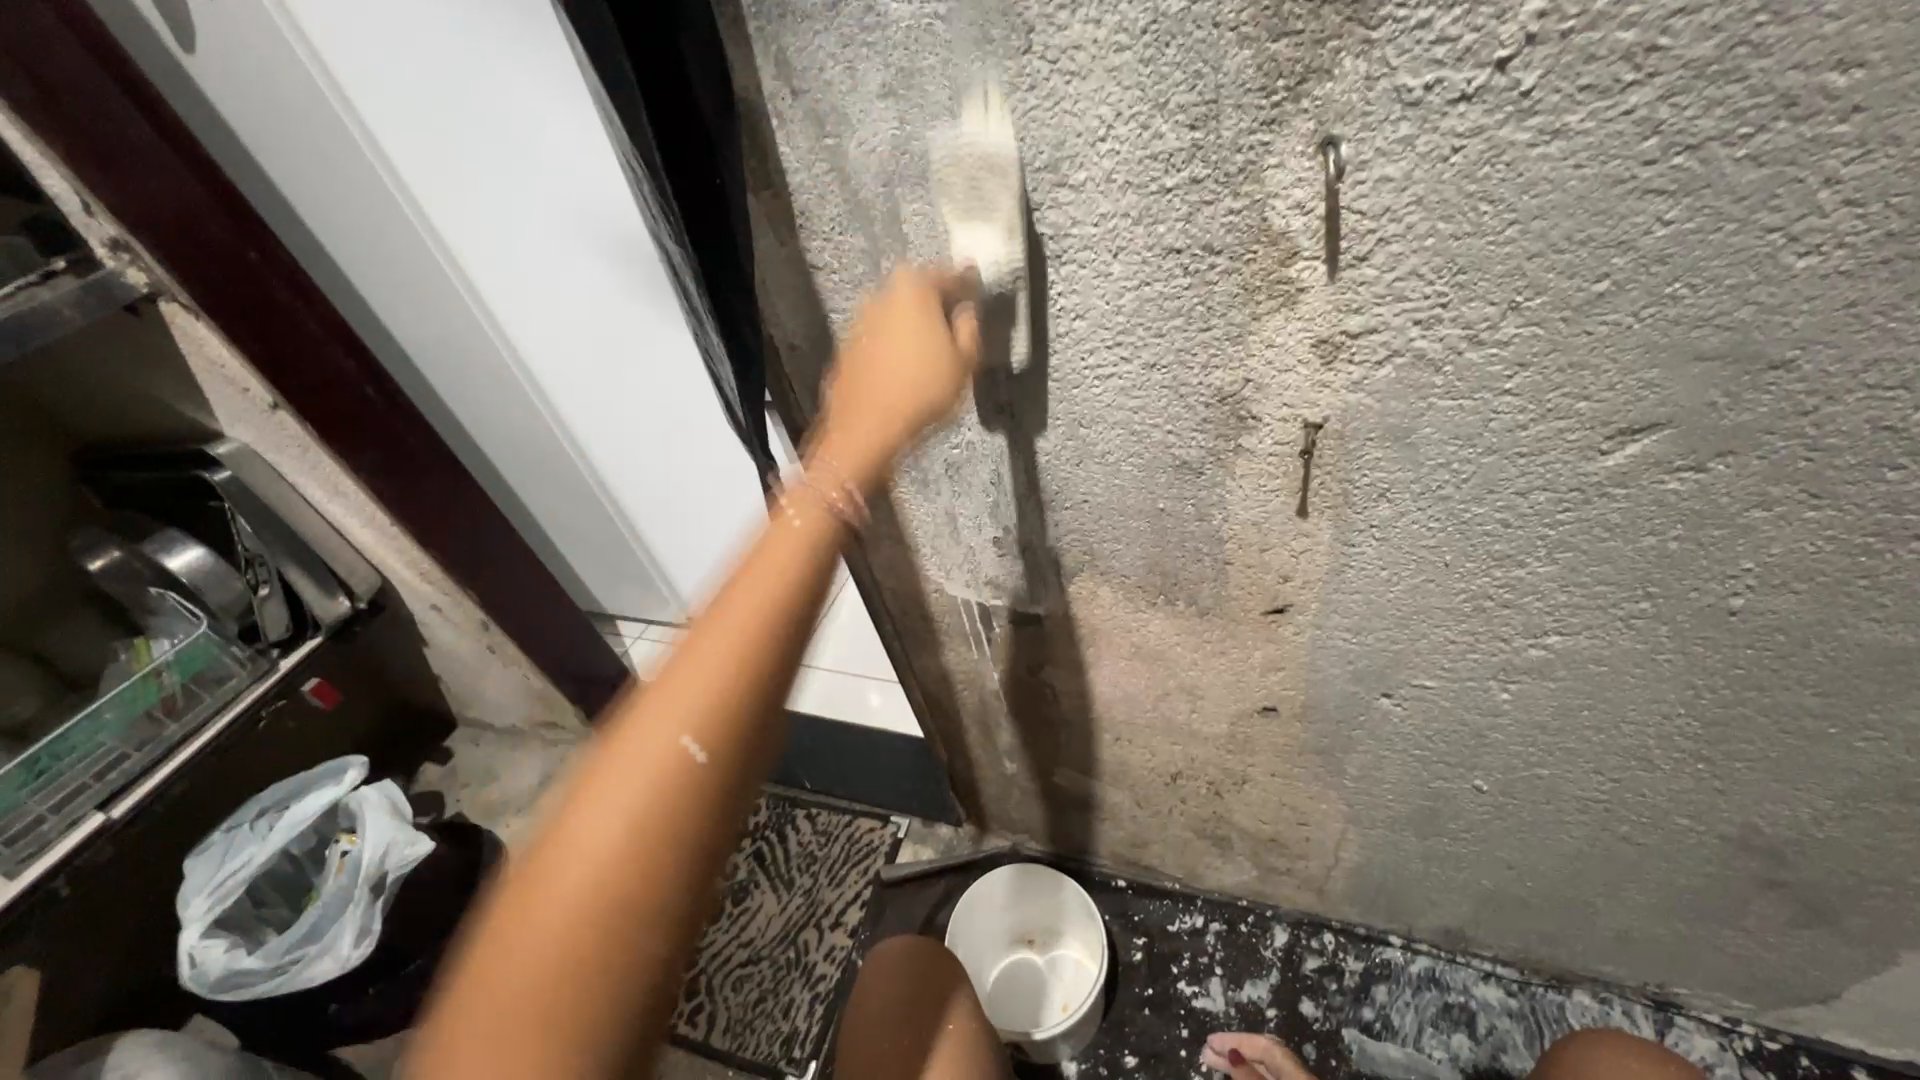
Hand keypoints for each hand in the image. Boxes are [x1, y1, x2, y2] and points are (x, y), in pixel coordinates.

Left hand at [812, 264, 980, 488]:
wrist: (866, 426)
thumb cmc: (923, 390)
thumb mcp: (964, 361)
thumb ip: (970, 327)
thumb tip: (966, 312)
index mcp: (914, 287)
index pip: (949, 275)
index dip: (967, 284)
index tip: (977, 290)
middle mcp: (881, 293)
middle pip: (917, 292)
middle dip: (936, 304)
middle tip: (954, 323)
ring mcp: (859, 319)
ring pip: (895, 315)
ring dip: (911, 326)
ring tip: (930, 351)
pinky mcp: (846, 346)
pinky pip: (878, 338)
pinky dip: (892, 346)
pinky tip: (904, 369)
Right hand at [1202, 1032, 1318, 1079]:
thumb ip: (1252, 1076)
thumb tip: (1230, 1052)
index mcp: (1298, 1069)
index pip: (1265, 1044)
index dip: (1236, 1040)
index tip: (1209, 1041)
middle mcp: (1300, 1072)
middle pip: (1267, 1052)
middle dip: (1236, 1048)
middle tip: (1207, 1049)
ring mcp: (1300, 1079)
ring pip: (1270, 1067)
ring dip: (1242, 1061)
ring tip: (1216, 1060)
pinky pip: (1273, 1076)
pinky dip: (1254, 1073)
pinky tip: (1239, 1074)